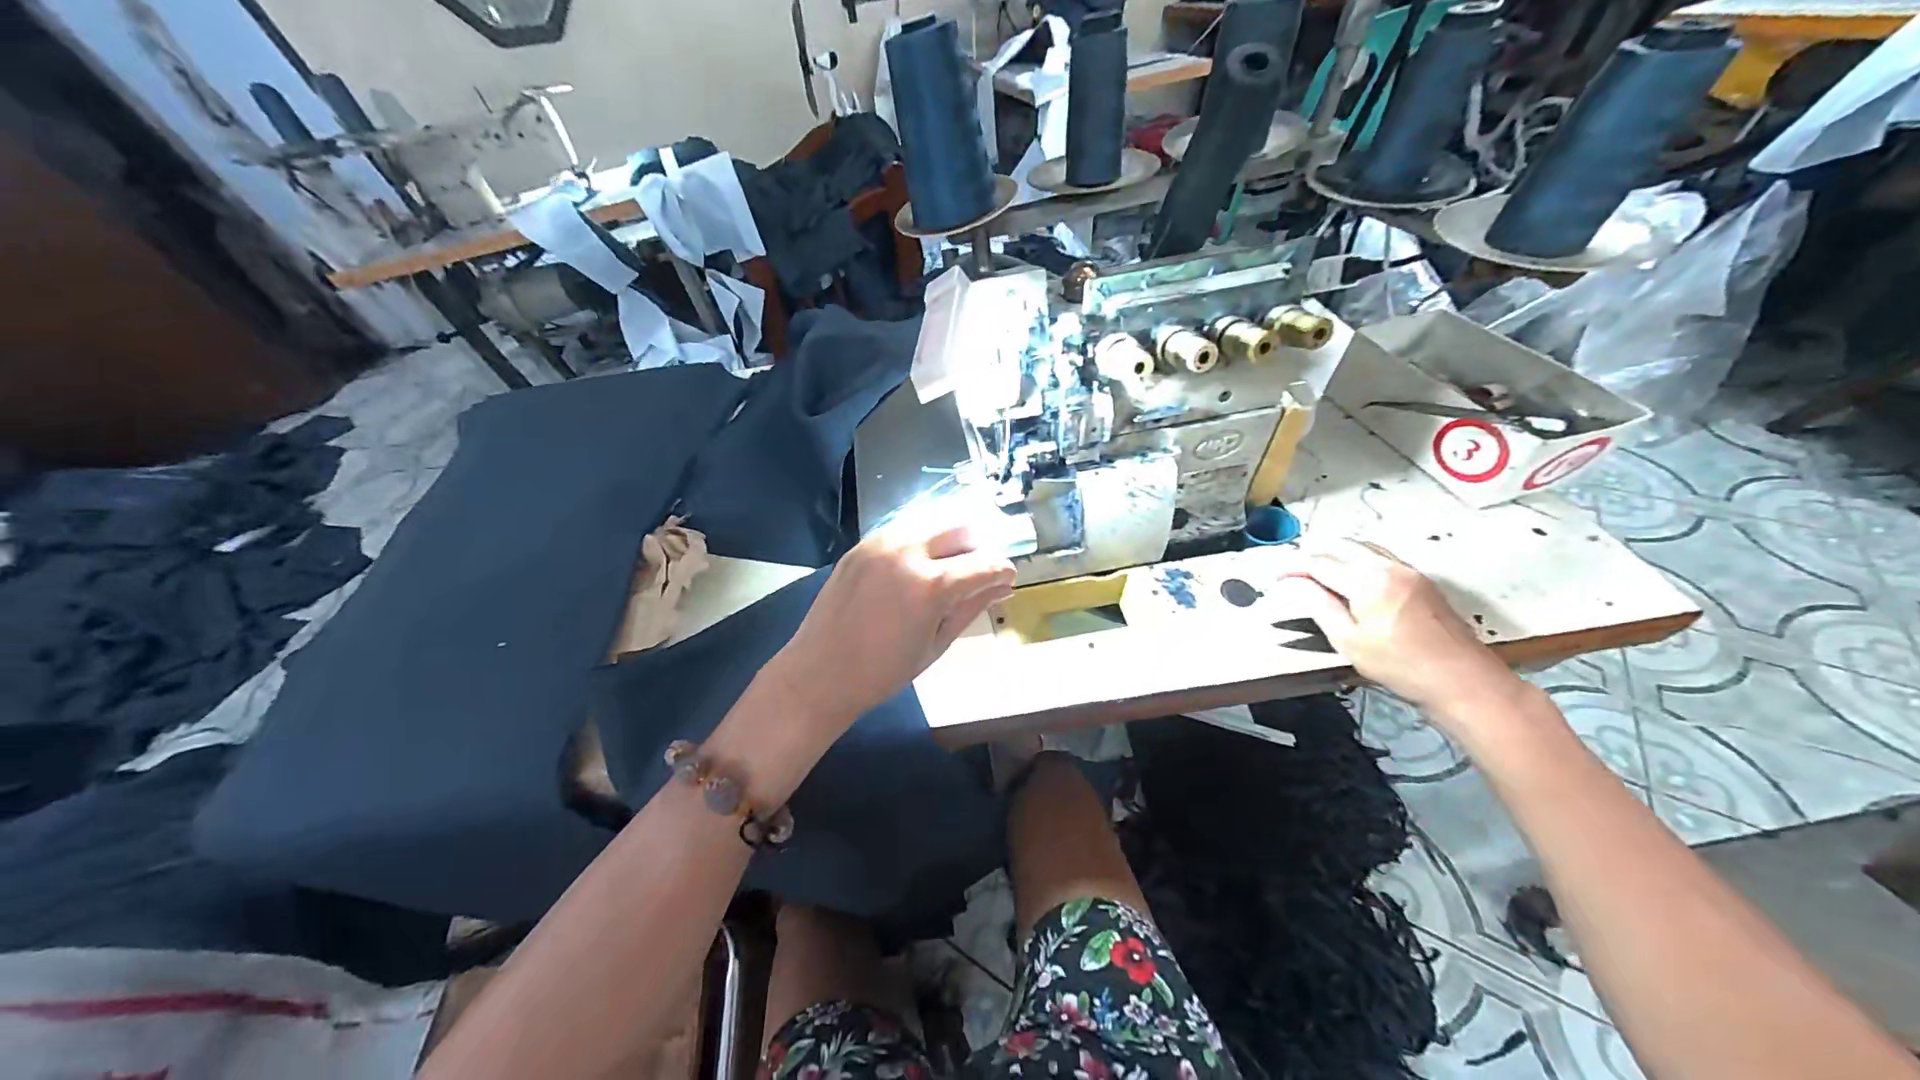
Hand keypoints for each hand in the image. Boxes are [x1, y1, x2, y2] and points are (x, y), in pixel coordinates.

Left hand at [764, 512, 1016, 733]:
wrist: (819, 674)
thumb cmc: (883, 672)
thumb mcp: (936, 644)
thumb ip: (971, 607)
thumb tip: (1002, 587)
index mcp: (931, 585)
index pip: (983, 564)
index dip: (1002, 571)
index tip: (1007, 579)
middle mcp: (907, 553)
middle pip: (960, 529)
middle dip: (978, 547)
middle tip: (980, 571)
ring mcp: (880, 545)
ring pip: (931, 523)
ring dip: (949, 540)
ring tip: (951, 566)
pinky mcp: (861, 546)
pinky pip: (902, 530)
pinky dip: (920, 541)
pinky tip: (920, 564)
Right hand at [1277, 539, 1522, 726]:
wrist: (1463, 681)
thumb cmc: (1400, 665)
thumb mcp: (1348, 640)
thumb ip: (1318, 605)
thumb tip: (1294, 583)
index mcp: (1368, 579)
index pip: (1320, 563)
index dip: (1294, 569)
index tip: (1278, 580)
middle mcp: (1389, 566)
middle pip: (1342, 547)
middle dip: (1315, 558)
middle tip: (1296, 578)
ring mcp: (1410, 571)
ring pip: (1364, 549)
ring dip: (1338, 558)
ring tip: (1321, 579)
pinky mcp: (1423, 581)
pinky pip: (1383, 559)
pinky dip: (1360, 563)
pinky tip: (1354, 584)